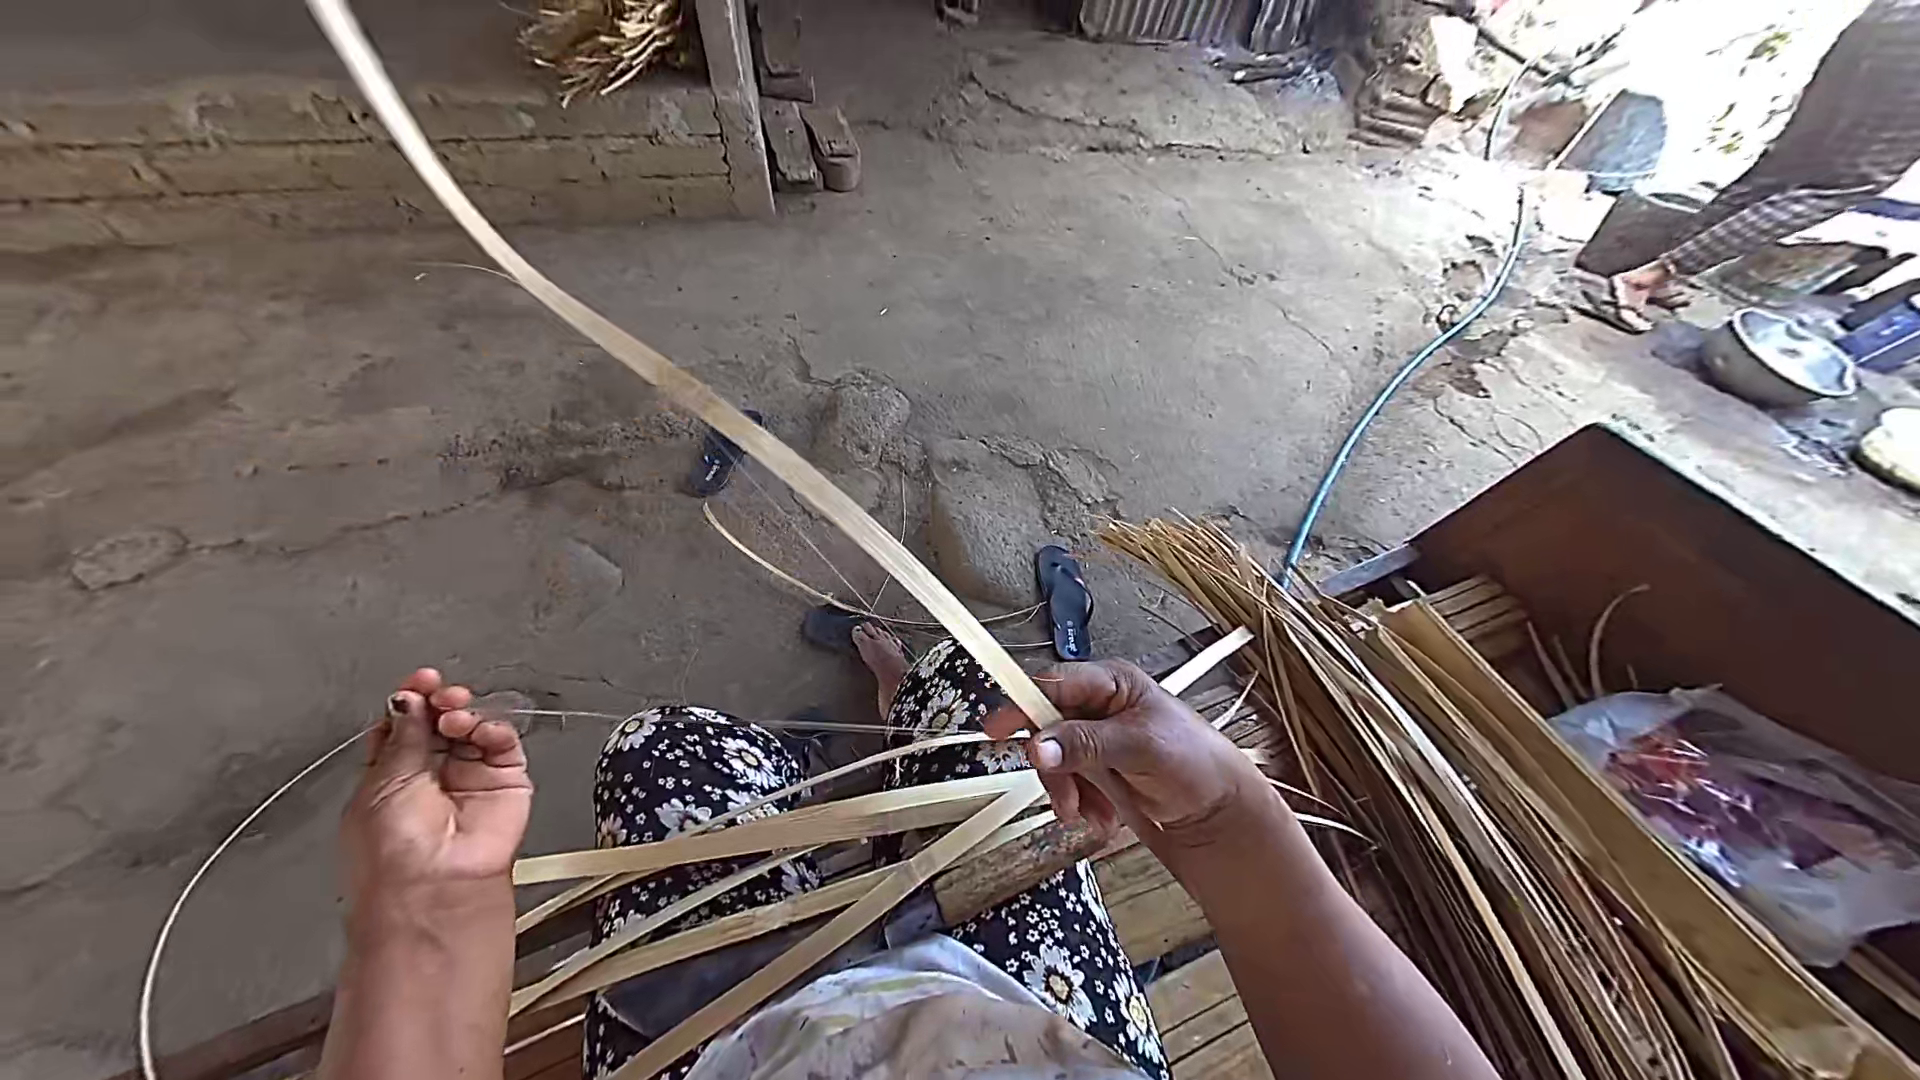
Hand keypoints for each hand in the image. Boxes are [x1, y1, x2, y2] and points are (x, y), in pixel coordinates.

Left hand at [342, 669, 533, 912]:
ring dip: (465, 713)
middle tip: (441, 693)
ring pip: (474, 727)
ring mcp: (471, 773)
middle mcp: (432, 772)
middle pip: (441, 721)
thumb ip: (403, 737)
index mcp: (392, 775)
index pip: (404, 726)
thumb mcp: (383, 784)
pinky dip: (494, 730)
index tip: (418, 681)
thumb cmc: (392, 852)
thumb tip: (407, 699)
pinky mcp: (506, 778)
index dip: (410, 701)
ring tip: (456, 715)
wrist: (435, 883)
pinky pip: (504, 742)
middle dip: (441, 702)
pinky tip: (480, 730)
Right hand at [984, 660, 1272, 854]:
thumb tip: (1038, 746)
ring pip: (1054, 758)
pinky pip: (1068, 782)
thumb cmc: (1196, 764)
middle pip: (1047, 725)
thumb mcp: (1140, 748)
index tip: (996, 728)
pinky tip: (1100, 817)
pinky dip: (1078, 802)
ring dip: (1066, 789)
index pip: (1054, 685)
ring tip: (1089, 813)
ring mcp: (1096, 740)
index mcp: (1110, 683)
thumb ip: (1086, 744)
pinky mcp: (1097, 769)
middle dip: (1052, 763)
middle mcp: (1098, 707)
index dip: (1023, 703)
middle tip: (1064, 795)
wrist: (1222, 816)